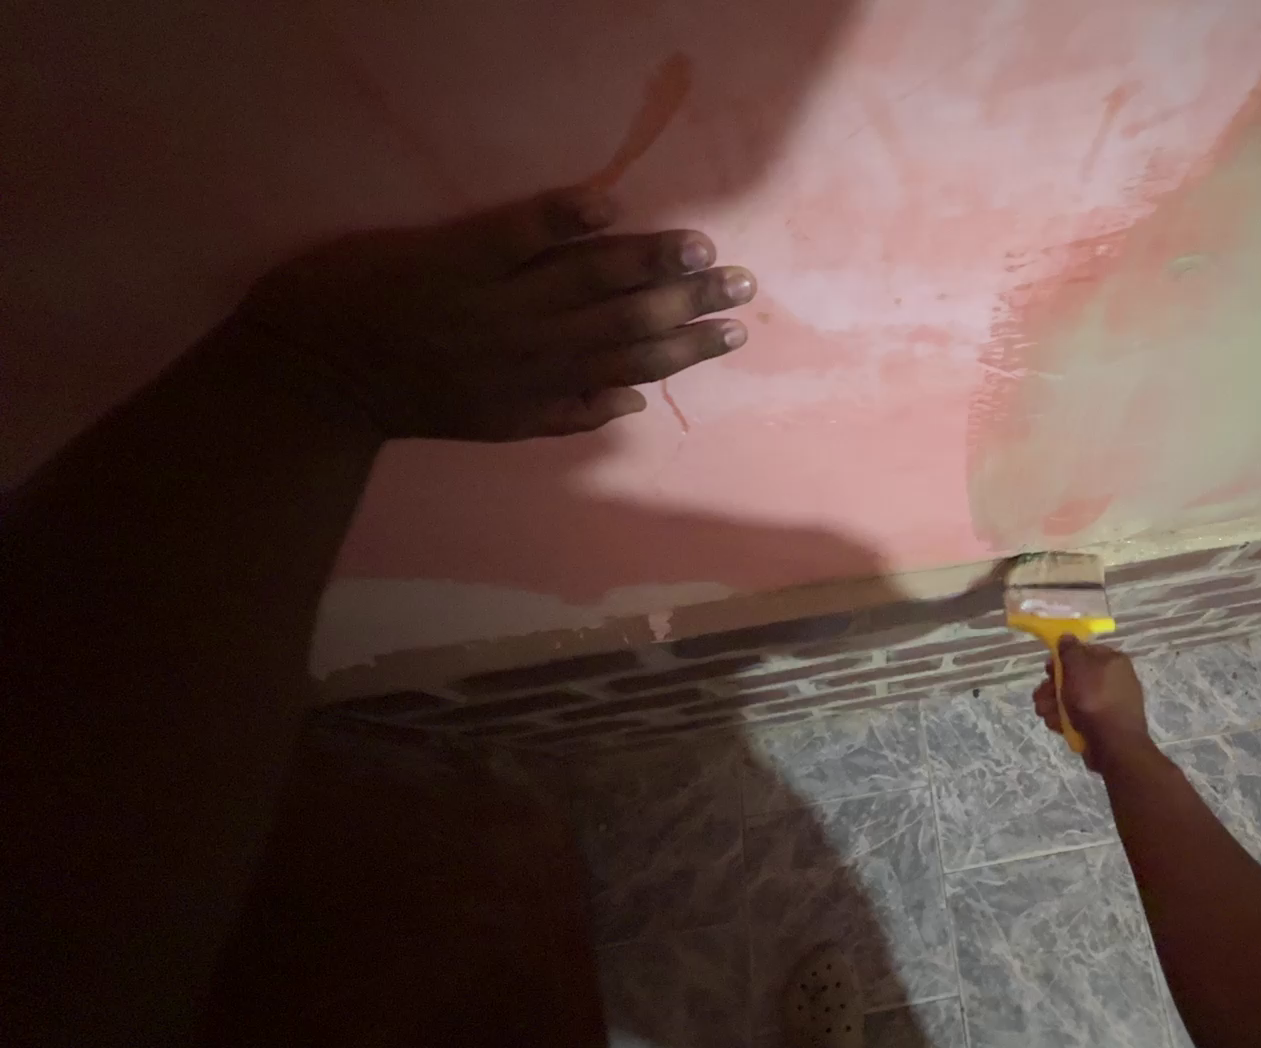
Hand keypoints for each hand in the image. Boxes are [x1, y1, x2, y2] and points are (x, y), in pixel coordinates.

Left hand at [232, 184, 755, 440]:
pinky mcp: (455, 256)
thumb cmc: (419, 401)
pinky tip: (610, 205)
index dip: (691, 347)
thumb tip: (637, 405)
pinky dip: (562, 219)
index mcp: (551, 383)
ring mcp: (498, 298)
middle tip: (740, 281)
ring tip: (700, 248)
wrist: (318, 376)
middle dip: (690, 301)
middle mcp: (539, 343)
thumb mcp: (502, 427)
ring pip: (588, 279)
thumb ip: (570, 417)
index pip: (638, 362)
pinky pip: (516, 234)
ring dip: (648, 263)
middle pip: (627, 318)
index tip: (735, 331)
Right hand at [1032, 637, 1156, 771]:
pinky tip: (1057, 726)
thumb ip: (1069, 649)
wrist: (1114, 745)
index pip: (1083, 652)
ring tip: (1045, 713)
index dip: (1063, 658)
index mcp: (1112, 661)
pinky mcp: (1101, 725)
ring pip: (1072, 698)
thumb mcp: (1078, 666)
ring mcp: (1108, 704)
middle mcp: (1112, 680)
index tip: (1049, 668)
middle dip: (1052, 686)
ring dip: (1053, 704)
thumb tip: (1067, 636)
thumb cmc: (1095, 699)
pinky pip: (1078, 717)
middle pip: (1074, 677)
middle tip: (1042, 695)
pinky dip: (1065, 720)